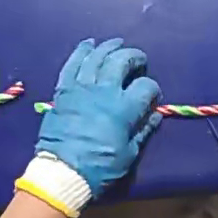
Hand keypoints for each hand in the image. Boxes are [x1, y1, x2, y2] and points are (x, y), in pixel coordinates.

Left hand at [36, 37, 162, 196]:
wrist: (62, 173)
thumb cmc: (99, 169)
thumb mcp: (128, 155)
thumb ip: (142, 132)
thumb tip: (155, 116)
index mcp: (124, 108)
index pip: (145, 87)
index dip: (152, 89)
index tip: (152, 96)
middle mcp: (104, 92)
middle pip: (121, 61)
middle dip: (134, 57)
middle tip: (139, 60)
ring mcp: (81, 89)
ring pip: (96, 58)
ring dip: (108, 47)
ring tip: (116, 43)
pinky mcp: (63, 92)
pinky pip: (72, 65)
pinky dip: (81, 52)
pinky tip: (88, 45)